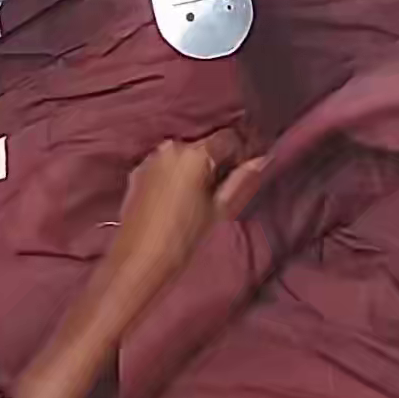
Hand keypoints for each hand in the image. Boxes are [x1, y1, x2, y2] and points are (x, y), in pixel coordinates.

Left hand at [106, 130, 266, 292]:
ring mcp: (152, 157)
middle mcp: (172, 147)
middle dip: (215, 161)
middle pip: (203, 145)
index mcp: (195, 154)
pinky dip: (173, 174)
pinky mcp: (137, 170)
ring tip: (196, 195)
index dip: (240, 151)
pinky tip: (173, 198)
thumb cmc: (184, 238)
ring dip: (193, 167)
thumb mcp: (219, 210)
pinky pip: (164, 164)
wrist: (138, 260)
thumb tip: (261, 159)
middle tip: (220, 187)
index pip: (228, 138)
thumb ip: (240, 180)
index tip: (243, 169)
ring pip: (182, 155)